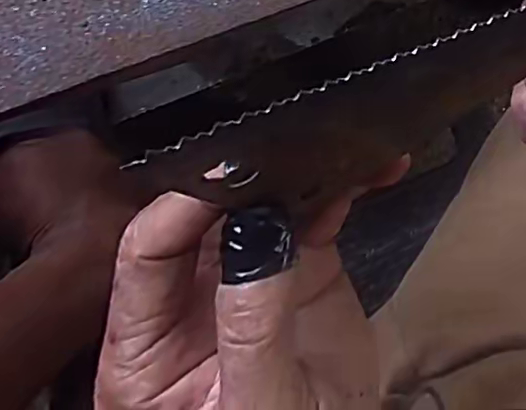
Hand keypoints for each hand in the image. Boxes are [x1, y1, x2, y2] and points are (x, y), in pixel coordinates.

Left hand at [94, 159, 407, 409]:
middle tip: (289, 142)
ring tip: (343, 148)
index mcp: (150, 344)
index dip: (183, 206)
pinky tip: (377, 171)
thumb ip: (252, 325)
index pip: (148, 250)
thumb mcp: (258, 405)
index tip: (230, 173)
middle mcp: (194, 299)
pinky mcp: (302, 265)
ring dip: (305, 170)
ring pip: (264, 202)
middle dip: (245, 174)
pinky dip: (348, 187)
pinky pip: (318, 212)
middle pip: (206, 213)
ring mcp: (251, 277)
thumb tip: (259, 231)